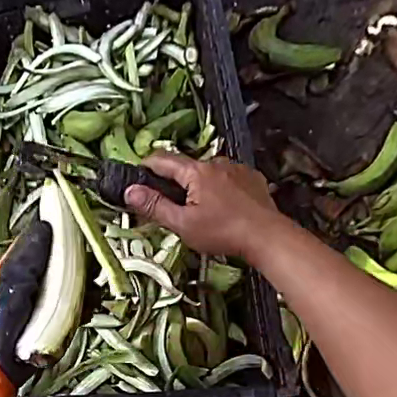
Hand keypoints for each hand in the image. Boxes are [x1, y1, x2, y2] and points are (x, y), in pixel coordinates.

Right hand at [122, 153, 298, 260]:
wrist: (266, 236)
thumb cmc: (223, 232)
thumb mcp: (183, 224)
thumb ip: (156, 206)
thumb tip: (130, 191)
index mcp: (196, 171)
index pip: (163, 160)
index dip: (146, 166)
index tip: (138, 176)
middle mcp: (217, 162)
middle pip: (187, 167)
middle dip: (176, 183)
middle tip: (172, 205)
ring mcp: (237, 169)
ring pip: (209, 173)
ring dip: (200, 187)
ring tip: (202, 211)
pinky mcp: (252, 179)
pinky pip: (229, 179)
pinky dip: (221, 189)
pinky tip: (224, 208)